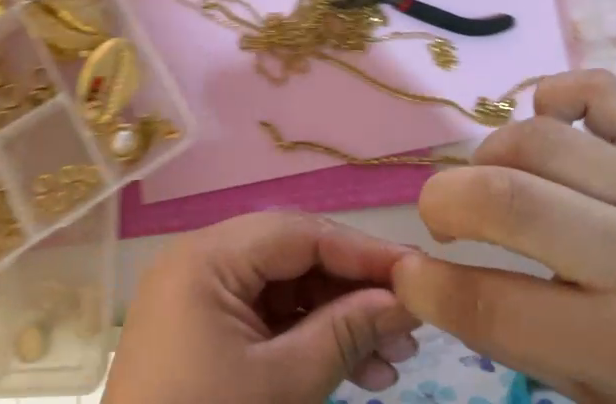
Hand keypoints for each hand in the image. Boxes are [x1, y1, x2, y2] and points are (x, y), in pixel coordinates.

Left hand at [107, 212, 421, 403]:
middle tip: (410, 324)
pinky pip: (265, 319)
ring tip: (395, 360)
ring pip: (284, 290)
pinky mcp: (201, 333)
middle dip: (353, 291)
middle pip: (292, 257)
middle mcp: (198, 262)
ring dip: (338, 321)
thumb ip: (346, 331)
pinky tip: (358, 372)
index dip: (363, 251)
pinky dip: (307, 340)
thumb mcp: (284, 384)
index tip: (419, 272)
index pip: (299, 232)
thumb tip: (406, 299)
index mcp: (205, 257)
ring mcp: (197, 299)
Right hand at [389, 71, 615, 403]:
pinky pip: (602, 93)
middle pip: (507, 198)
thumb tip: (441, 287)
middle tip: (438, 221)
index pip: (491, 306)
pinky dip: (555, 94)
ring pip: (541, 138)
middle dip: (444, 203)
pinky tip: (543, 125)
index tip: (406, 276)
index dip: (426, 288)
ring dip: (487, 154)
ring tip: (485, 181)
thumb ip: (524, 349)